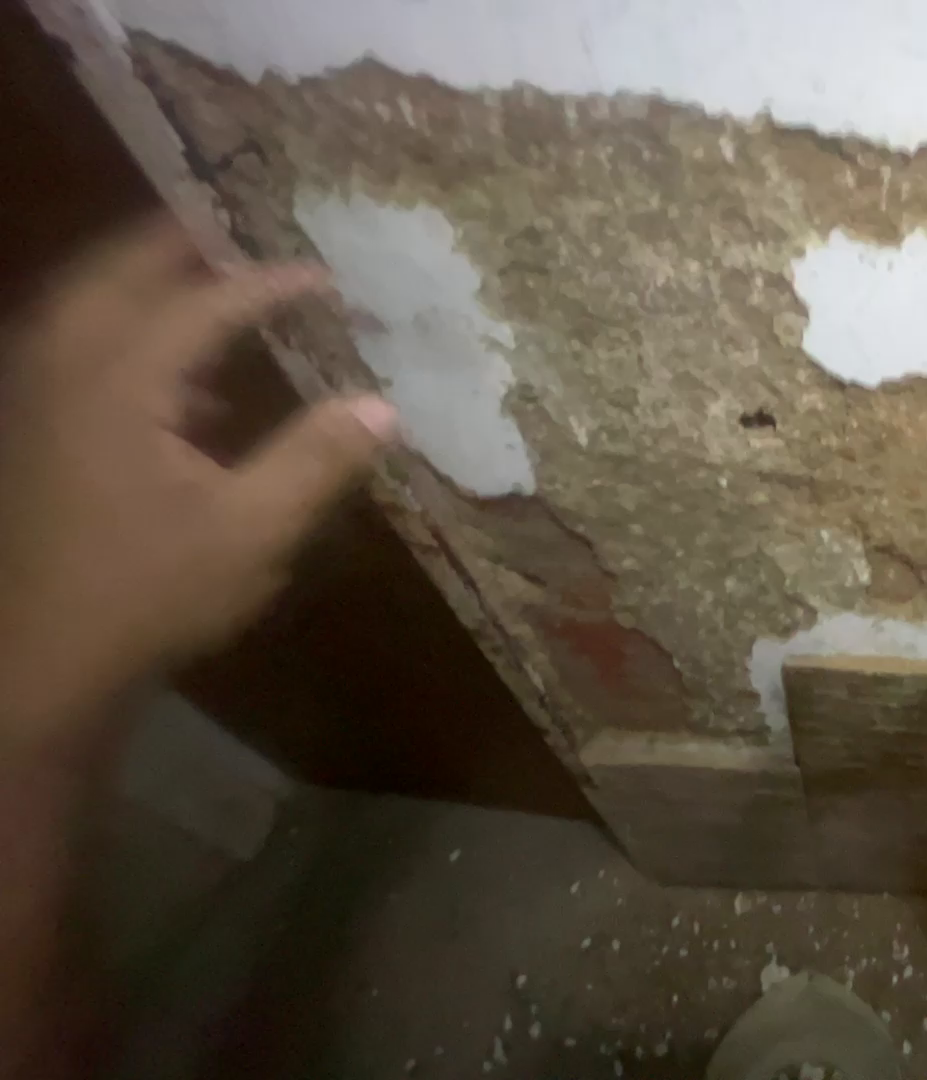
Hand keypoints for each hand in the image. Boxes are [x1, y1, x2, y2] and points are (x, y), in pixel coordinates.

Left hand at [0, 217, 395, 745]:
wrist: (37, 660)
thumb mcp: (255, 528)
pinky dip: (136, 338)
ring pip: (85, 314)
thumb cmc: (151, 590)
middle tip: (236, 222)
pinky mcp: (42, 439)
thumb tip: (385, 406)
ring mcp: (39, 407)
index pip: (195, 308)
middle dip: (171, 244)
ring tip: (211, 275)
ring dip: (147, 284)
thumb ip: (317, 459)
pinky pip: (85, 357)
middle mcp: (61, 379)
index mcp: (114, 391)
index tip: (325, 275)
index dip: (263, 284)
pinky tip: (190, 377)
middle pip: (108, 282)